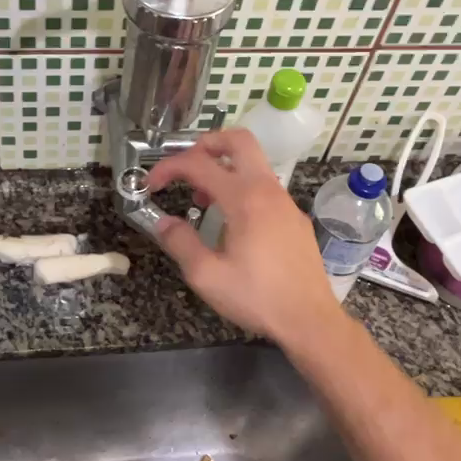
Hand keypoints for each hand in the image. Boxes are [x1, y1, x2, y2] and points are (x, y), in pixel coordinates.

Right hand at [147, 130, 346, 343]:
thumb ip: (180, 243)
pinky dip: (242, 189)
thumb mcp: (206, 276)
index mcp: (244, 199)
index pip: (199, 164)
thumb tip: (164, 223)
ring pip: (253, 165)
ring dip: (224, 170)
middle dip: (206, 144)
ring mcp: (286, 203)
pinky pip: (265, 188)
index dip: (168, 168)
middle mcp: (268, 191)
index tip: (151, 184)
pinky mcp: (295, 219)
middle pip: (239, 141)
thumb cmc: (257, 298)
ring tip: (203, 201)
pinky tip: (231, 223)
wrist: (309, 319)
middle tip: (185, 167)